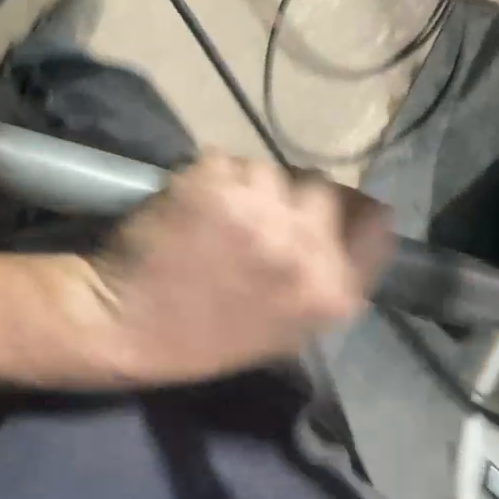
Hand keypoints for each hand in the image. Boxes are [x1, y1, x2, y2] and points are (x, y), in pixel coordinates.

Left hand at [83, 153, 393, 384]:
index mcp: (332, 292)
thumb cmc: (203, 338)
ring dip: (238, 184)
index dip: (342, 207)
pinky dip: (201, 175)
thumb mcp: (287, 328)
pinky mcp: (212, 187)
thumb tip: (368, 217)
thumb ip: (327, 279)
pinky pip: (218, 159)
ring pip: (263, 169)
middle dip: (284, 195)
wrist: (126, 329)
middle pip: (317, 184)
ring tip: (208, 217)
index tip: (312, 211)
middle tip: (247, 216)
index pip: (371, 218)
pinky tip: (183, 205)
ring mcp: (258, 214)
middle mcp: (305, 249)